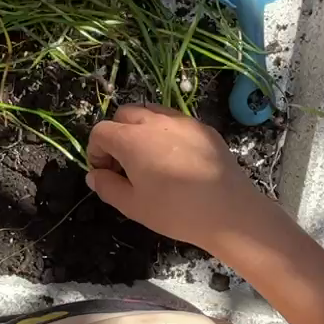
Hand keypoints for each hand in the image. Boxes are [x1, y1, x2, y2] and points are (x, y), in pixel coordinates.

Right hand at [84, 104, 282, 253]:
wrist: (229, 212)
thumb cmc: (175, 211)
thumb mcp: (132, 206)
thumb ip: (107, 187)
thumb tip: (94, 175)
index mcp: (132, 139)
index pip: (101, 131)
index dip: (96, 151)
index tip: (105, 173)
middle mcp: (154, 121)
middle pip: (124, 114)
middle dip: (117, 135)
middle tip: (125, 165)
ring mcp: (182, 121)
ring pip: (151, 112)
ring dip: (141, 130)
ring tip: (150, 159)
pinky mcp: (203, 128)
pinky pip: (175, 122)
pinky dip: (166, 133)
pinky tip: (177, 161)